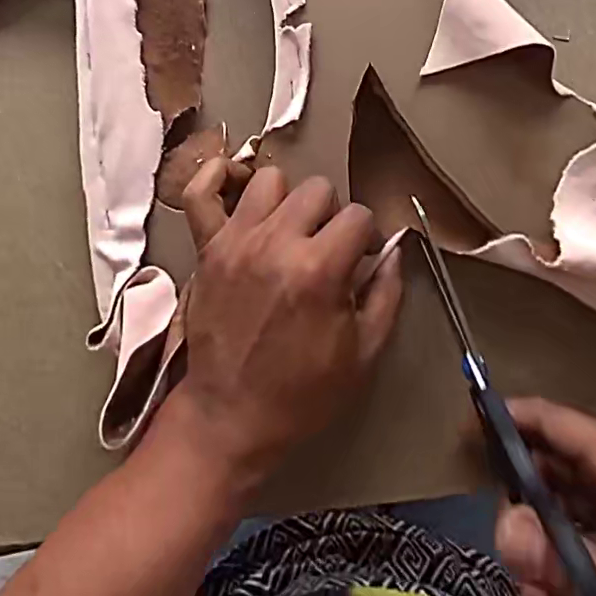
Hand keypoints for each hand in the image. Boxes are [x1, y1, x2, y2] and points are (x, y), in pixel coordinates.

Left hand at [163, 159, 403, 483]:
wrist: (231, 417)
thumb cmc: (302, 392)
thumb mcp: (364, 354)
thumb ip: (387, 293)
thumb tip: (394, 249)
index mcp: (319, 270)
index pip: (358, 216)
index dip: (367, 236)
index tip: (361, 259)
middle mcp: (276, 243)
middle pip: (318, 189)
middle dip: (332, 215)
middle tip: (326, 247)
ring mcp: (235, 241)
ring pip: (270, 180)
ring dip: (286, 199)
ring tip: (288, 228)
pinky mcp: (206, 248)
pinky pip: (201, 192)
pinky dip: (216, 178)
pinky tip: (236, 185)